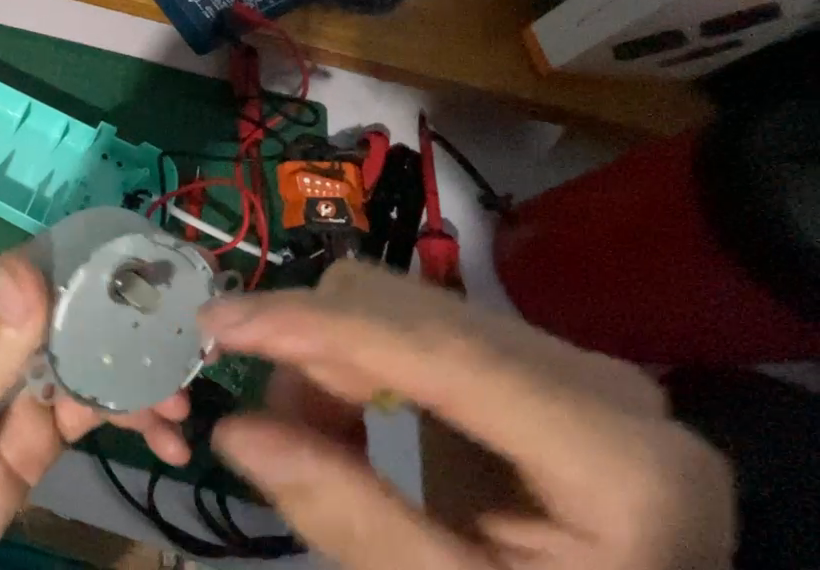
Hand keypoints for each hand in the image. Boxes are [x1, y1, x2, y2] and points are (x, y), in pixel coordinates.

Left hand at [0, 252, 192, 569]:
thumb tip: (27, 276)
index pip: (20, 279)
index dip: (83, 278)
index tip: (150, 289)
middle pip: (59, 322)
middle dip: (120, 337)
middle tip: (182, 361)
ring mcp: (3, 399)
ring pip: (78, 370)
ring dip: (130, 383)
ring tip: (178, 412)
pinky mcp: (25, 449)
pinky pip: (80, 420)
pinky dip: (123, 423)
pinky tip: (161, 439)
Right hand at [199, 260, 735, 569]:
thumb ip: (352, 520)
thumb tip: (231, 432)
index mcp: (612, 458)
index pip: (436, 351)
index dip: (315, 327)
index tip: (213, 323)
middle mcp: (596, 385)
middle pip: (407, 309)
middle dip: (312, 350)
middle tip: (271, 426)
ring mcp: (564, 368)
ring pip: (395, 306)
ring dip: (325, 357)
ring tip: (312, 437)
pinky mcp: (529, 368)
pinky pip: (407, 327)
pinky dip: (352, 364)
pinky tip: (348, 423)